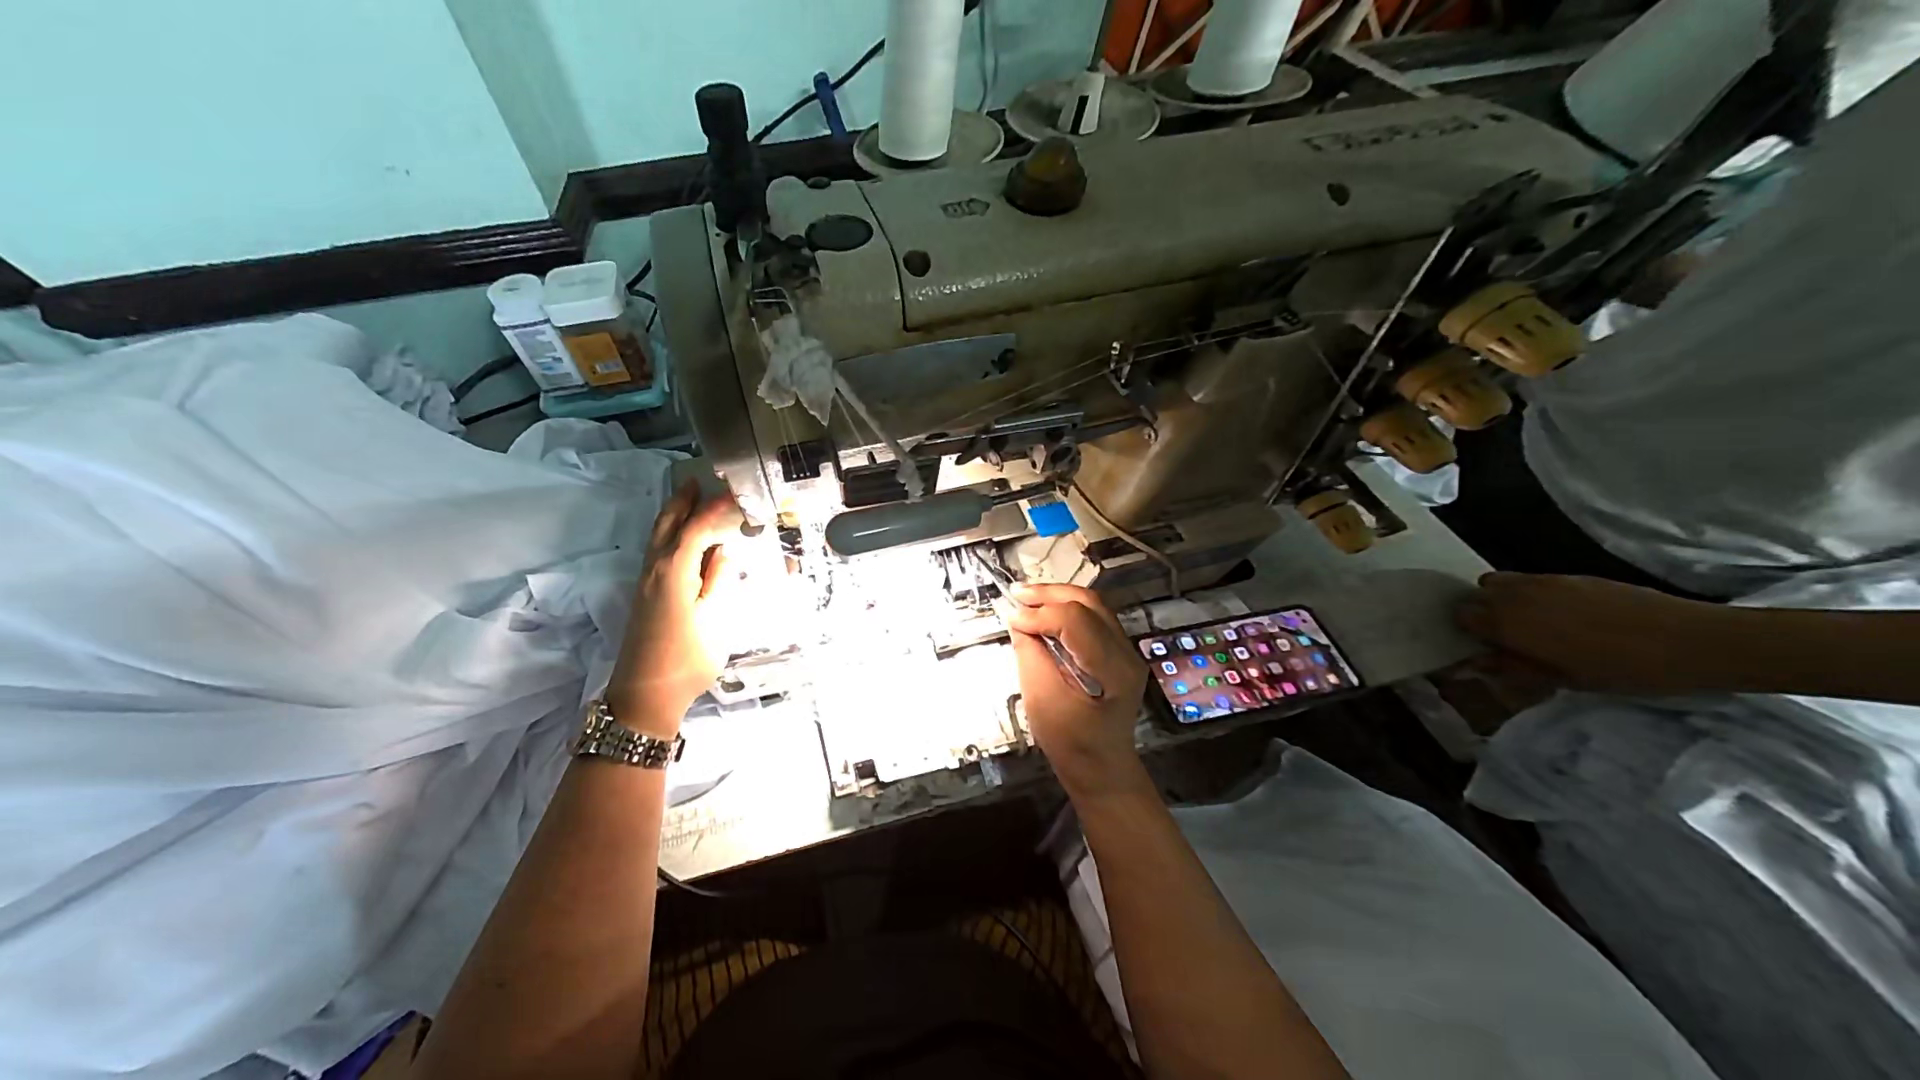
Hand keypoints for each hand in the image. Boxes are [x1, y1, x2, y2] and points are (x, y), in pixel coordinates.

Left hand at [607, 481, 742, 733]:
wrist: (644, 697)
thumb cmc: (685, 659)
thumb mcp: (715, 620)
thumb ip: (719, 581)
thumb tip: (725, 551)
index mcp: (674, 571)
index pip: (696, 528)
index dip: (715, 508)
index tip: (735, 493)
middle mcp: (655, 569)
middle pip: (667, 524)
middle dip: (682, 501)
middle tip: (697, 480)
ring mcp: (646, 582)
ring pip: (658, 536)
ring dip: (673, 515)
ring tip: (688, 499)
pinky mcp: (645, 596)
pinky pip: (657, 550)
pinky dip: (669, 534)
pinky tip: (681, 538)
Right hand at [1003, 584, 1149, 794]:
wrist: (1101, 767)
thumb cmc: (1071, 742)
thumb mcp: (1042, 700)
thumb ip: (1030, 654)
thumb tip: (1019, 620)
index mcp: (1113, 669)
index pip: (1077, 621)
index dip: (1040, 614)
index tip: (1011, 618)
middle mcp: (1127, 653)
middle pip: (1089, 603)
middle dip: (1050, 594)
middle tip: (1016, 595)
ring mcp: (1127, 651)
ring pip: (1093, 605)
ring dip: (1058, 597)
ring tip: (1026, 599)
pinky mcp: (1119, 652)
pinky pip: (1094, 618)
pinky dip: (1067, 610)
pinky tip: (1044, 613)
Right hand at [1454, 572, 1734, 696]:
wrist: (1691, 640)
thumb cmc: (1624, 670)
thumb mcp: (1564, 680)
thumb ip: (1515, 667)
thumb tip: (1479, 662)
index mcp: (1511, 623)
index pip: (1463, 615)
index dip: (1468, 631)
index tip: (1483, 646)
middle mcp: (1520, 595)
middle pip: (1480, 593)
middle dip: (1483, 611)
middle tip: (1504, 635)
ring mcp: (1547, 581)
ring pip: (1503, 581)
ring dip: (1505, 598)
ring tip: (1530, 622)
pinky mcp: (1573, 576)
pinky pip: (1533, 580)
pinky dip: (1532, 593)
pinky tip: (1562, 615)